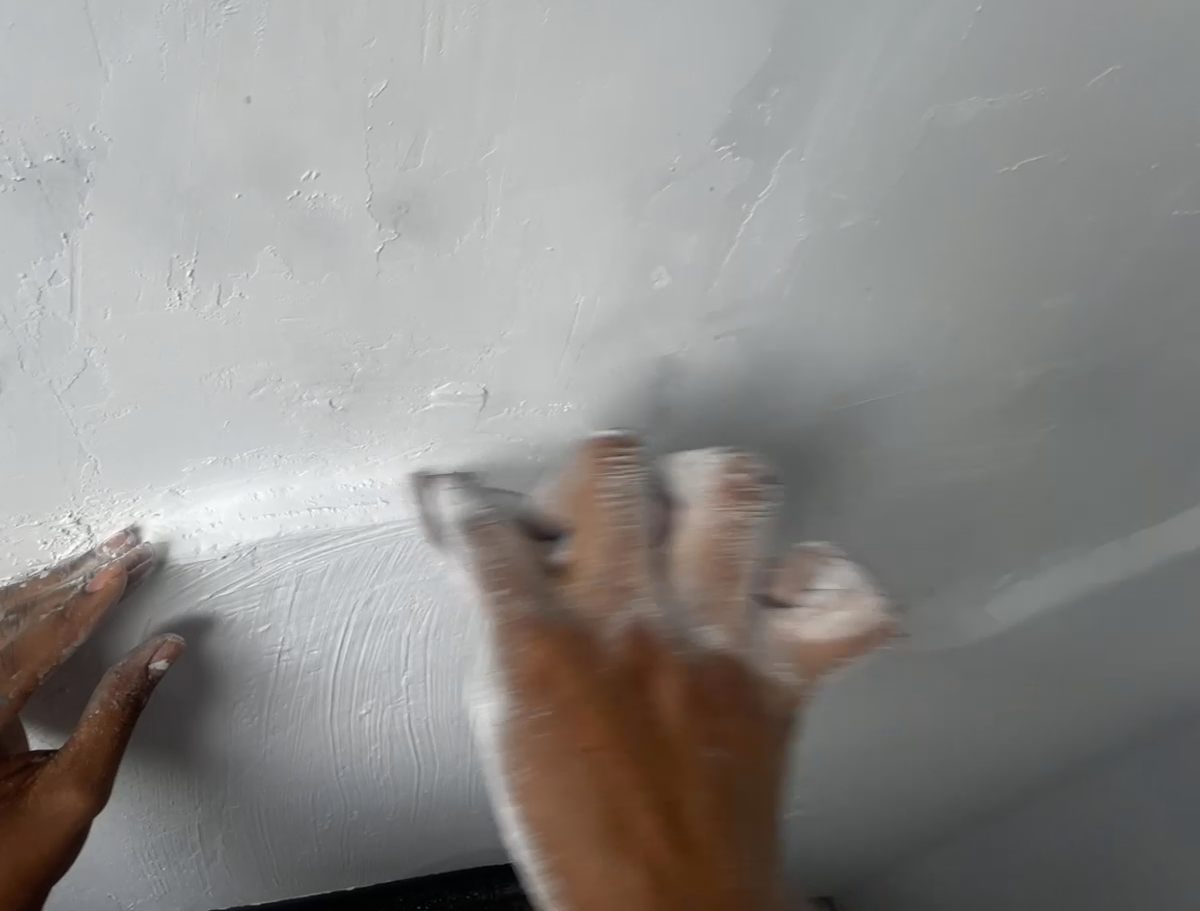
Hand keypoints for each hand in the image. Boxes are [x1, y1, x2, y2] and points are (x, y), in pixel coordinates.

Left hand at [0, 528, 183, 910]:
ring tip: (109, 557)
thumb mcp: (79, 792)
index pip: (12, 663)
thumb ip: (116, 714)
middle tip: (126, 554)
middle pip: (2, 630)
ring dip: (57, 585)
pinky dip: (36, 600)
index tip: (118, 576)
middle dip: (73, 589)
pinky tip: (73, 578)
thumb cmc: (24, 850)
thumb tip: (162, 647)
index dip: (72, 616)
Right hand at [416, 436, 893, 910]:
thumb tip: (483, 563)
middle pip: (608, 467)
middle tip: (579, 505)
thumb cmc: (573, 829)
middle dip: (579, 471)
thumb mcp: (497, 712)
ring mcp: (715, 640)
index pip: (481, 526)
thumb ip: (494, 621)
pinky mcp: (783, 676)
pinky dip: (816, 577)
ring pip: (730, 491)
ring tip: (673, 506)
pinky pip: (843, 598)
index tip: (454, 492)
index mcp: (540, 639)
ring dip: (693, 485)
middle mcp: (629, 622)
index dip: (454, 497)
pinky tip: (767, 582)